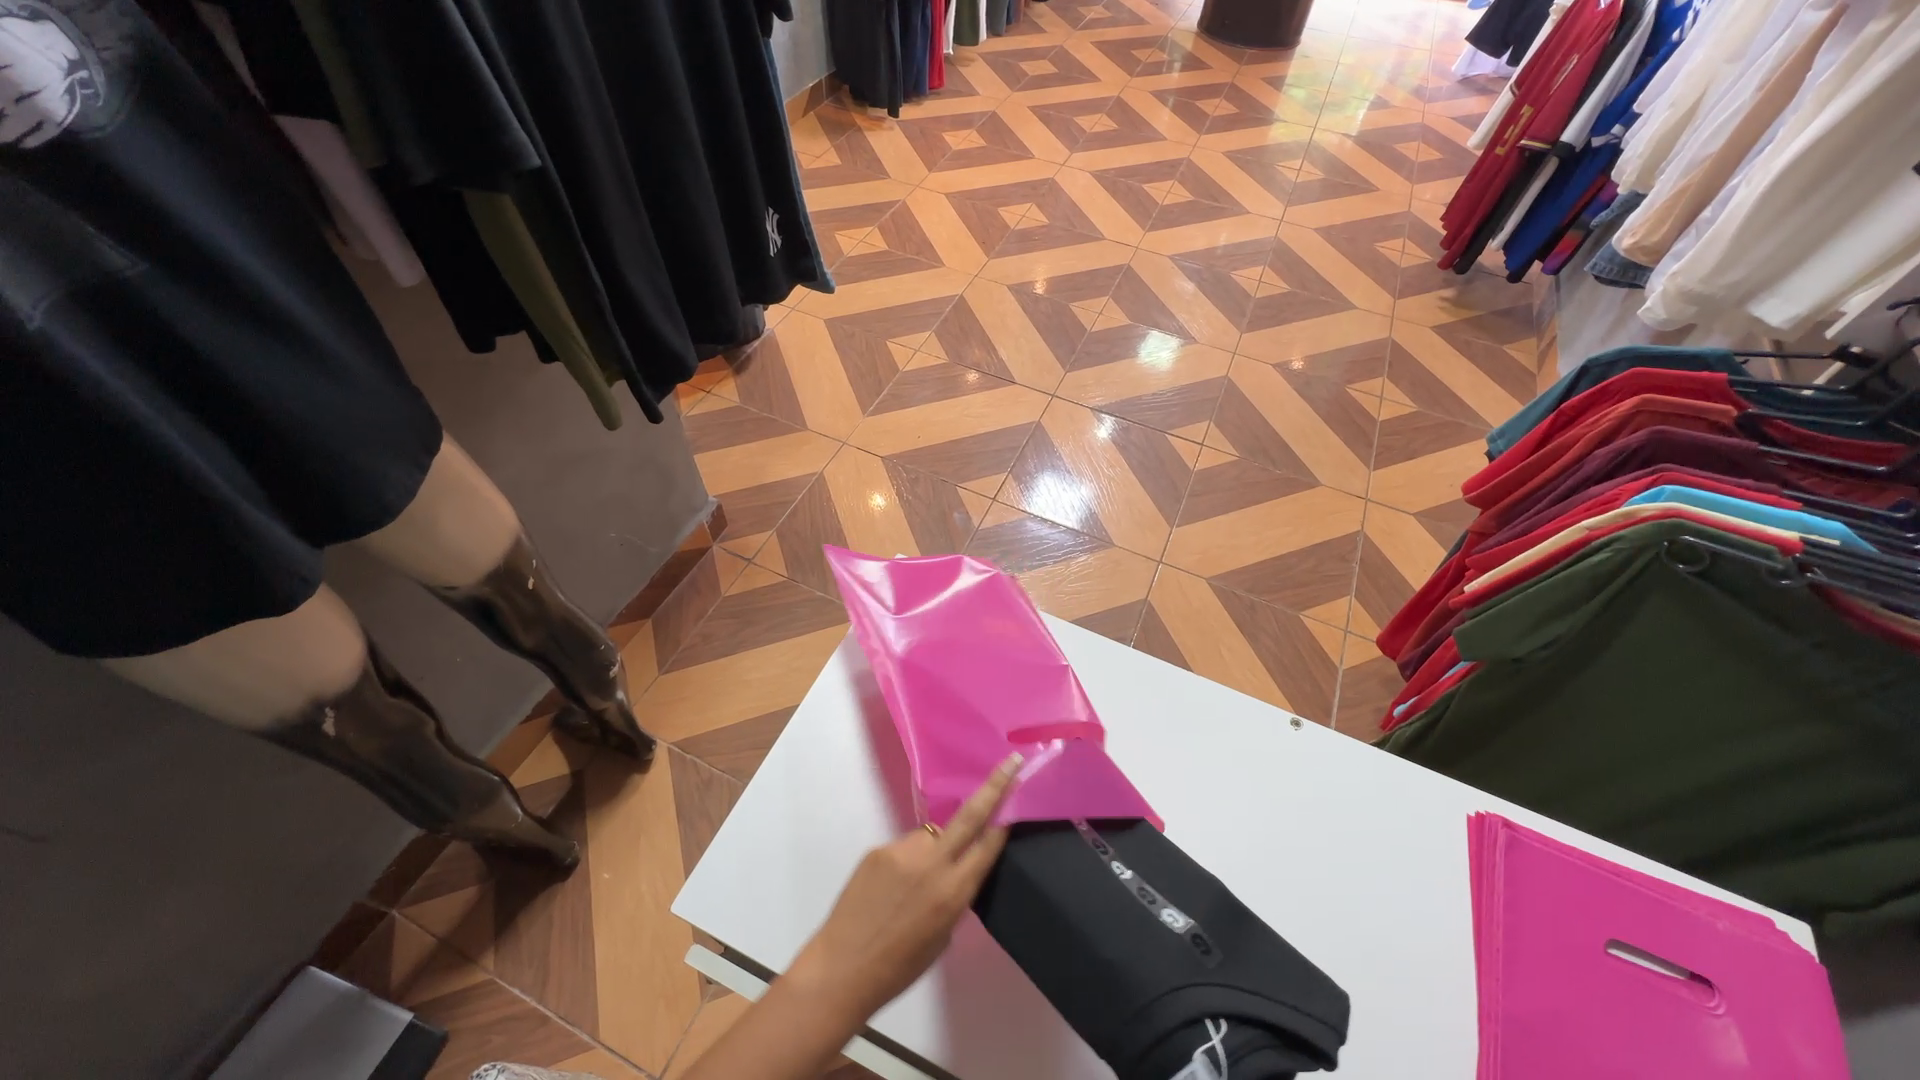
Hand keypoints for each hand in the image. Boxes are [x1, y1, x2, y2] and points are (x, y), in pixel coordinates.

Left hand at [787, 753, 1023, 1018]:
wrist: (843, 967)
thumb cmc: (900, 966)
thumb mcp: (943, 936)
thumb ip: (954, 897)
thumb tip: (954, 871)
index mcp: (954, 891)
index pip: (988, 845)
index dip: (1007, 818)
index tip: (1020, 791)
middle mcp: (932, 863)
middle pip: (971, 816)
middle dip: (995, 786)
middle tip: (1011, 761)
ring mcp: (902, 851)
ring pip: (932, 836)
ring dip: (936, 847)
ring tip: (917, 882)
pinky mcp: (878, 849)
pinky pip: (905, 847)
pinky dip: (908, 860)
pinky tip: (893, 888)